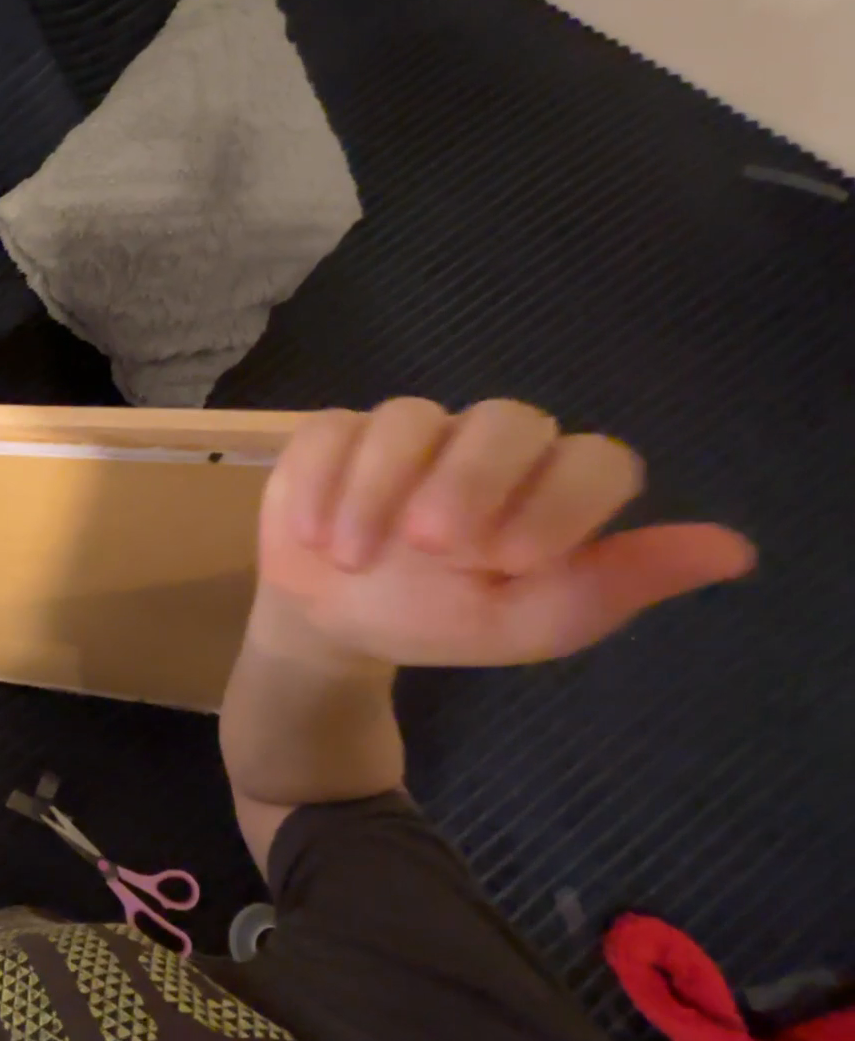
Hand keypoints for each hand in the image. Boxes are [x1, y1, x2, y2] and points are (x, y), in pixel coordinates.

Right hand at [252, 398, 755, 666]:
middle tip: (429, 546)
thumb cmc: (430, 620)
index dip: (560, 501)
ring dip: (375, 489)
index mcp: (545, 489)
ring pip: (406, 417)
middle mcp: (481, 446)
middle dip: (469, 480)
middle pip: (505, 420)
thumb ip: (605, 587)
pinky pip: (330, 431)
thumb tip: (730, 551)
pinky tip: (310, 534)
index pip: (592, 461)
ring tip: (349, 557)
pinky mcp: (330, 436)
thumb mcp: (522, 623)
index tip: (509, 561)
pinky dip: (317, 480)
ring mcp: (403, 435)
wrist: (330, 620)